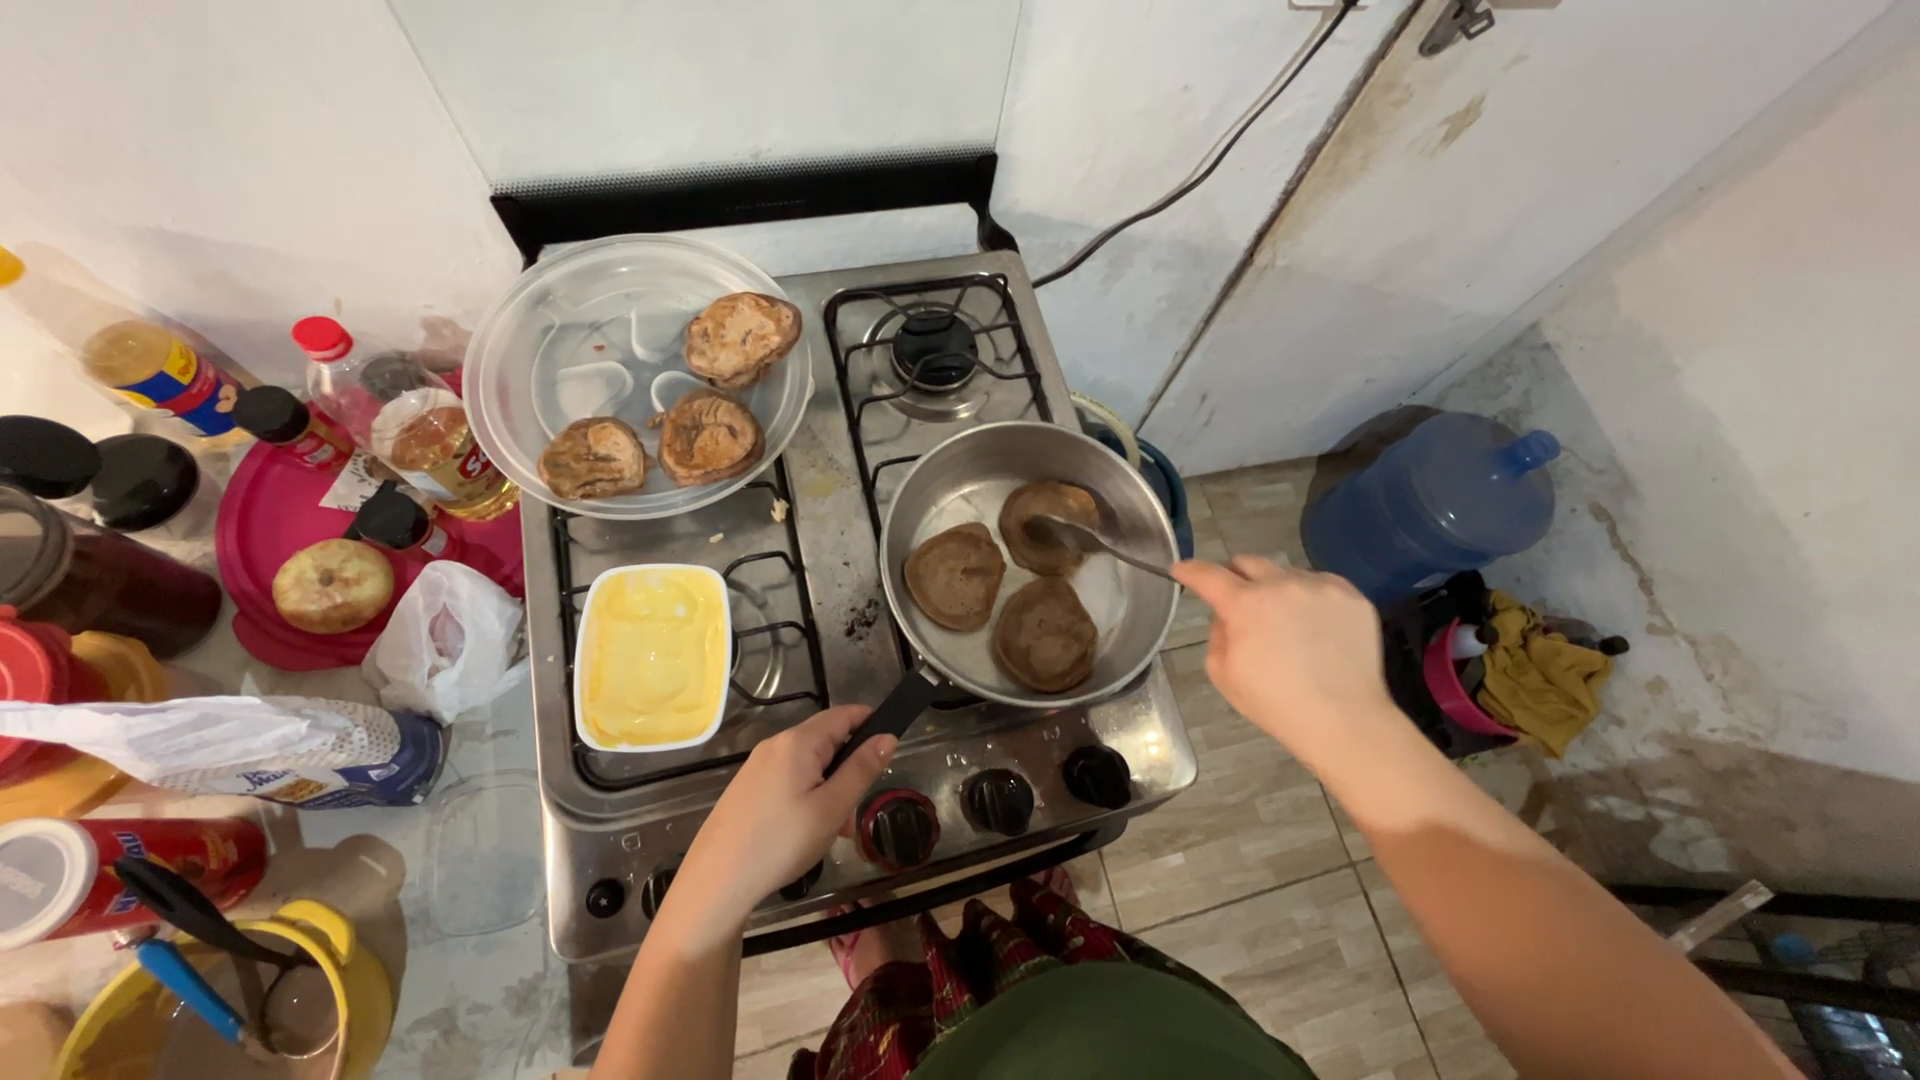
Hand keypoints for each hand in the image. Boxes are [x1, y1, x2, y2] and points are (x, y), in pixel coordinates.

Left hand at [670, 706, 894, 934]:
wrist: (717, 882)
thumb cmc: (781, 842)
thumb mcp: (832, 807)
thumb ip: (861, 769)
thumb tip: (886, 736)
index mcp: (798, 742)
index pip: (843, 714)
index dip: (871, 722)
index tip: (890, 748)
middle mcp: (775, 745)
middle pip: (825, 741)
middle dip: (849, 768)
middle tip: (856, 812)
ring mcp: (756, 766)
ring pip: (808, 765)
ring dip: (829, 789)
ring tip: (834, 832)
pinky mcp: (746, 789)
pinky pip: (788, 780)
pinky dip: (807, 797)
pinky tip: (806, 832)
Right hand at [1171, 556, 1394, 746]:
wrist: (1342, 719)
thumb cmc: (1275, 703)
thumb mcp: (1223, 674)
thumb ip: (1218, 634)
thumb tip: (1228, 616)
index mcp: (1245, 604)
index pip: (1208, 575)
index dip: (1189, 571)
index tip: (1181, 570)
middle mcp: (1283, 585)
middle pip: (1248, 562)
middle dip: (1235, 576)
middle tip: (1236, 599)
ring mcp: (1321, 588)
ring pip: (1287, 574)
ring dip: (1276, 589)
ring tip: (1285, 622)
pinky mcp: (1353, 597)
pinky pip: (1321, 585)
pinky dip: (1310, 598)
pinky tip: (1315, 627)